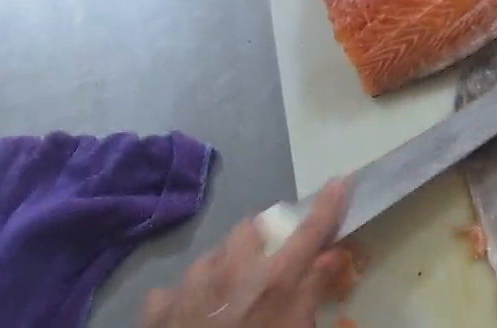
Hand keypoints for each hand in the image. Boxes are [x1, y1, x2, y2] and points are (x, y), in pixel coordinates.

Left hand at [142, 178, 351, 327]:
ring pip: (210, 258)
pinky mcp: (158, 312)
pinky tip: (190, 318)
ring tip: (224, 296)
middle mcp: (233, 271)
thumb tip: (332, 256)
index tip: (339, 181)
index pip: (310, 230)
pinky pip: (171, 292)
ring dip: (221, 269)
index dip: (328, 204)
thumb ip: (312, 292)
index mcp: (274, 280)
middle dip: (258, 240)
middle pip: (248, 229)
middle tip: (263, 265)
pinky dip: (183, 299)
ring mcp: (191, 288)